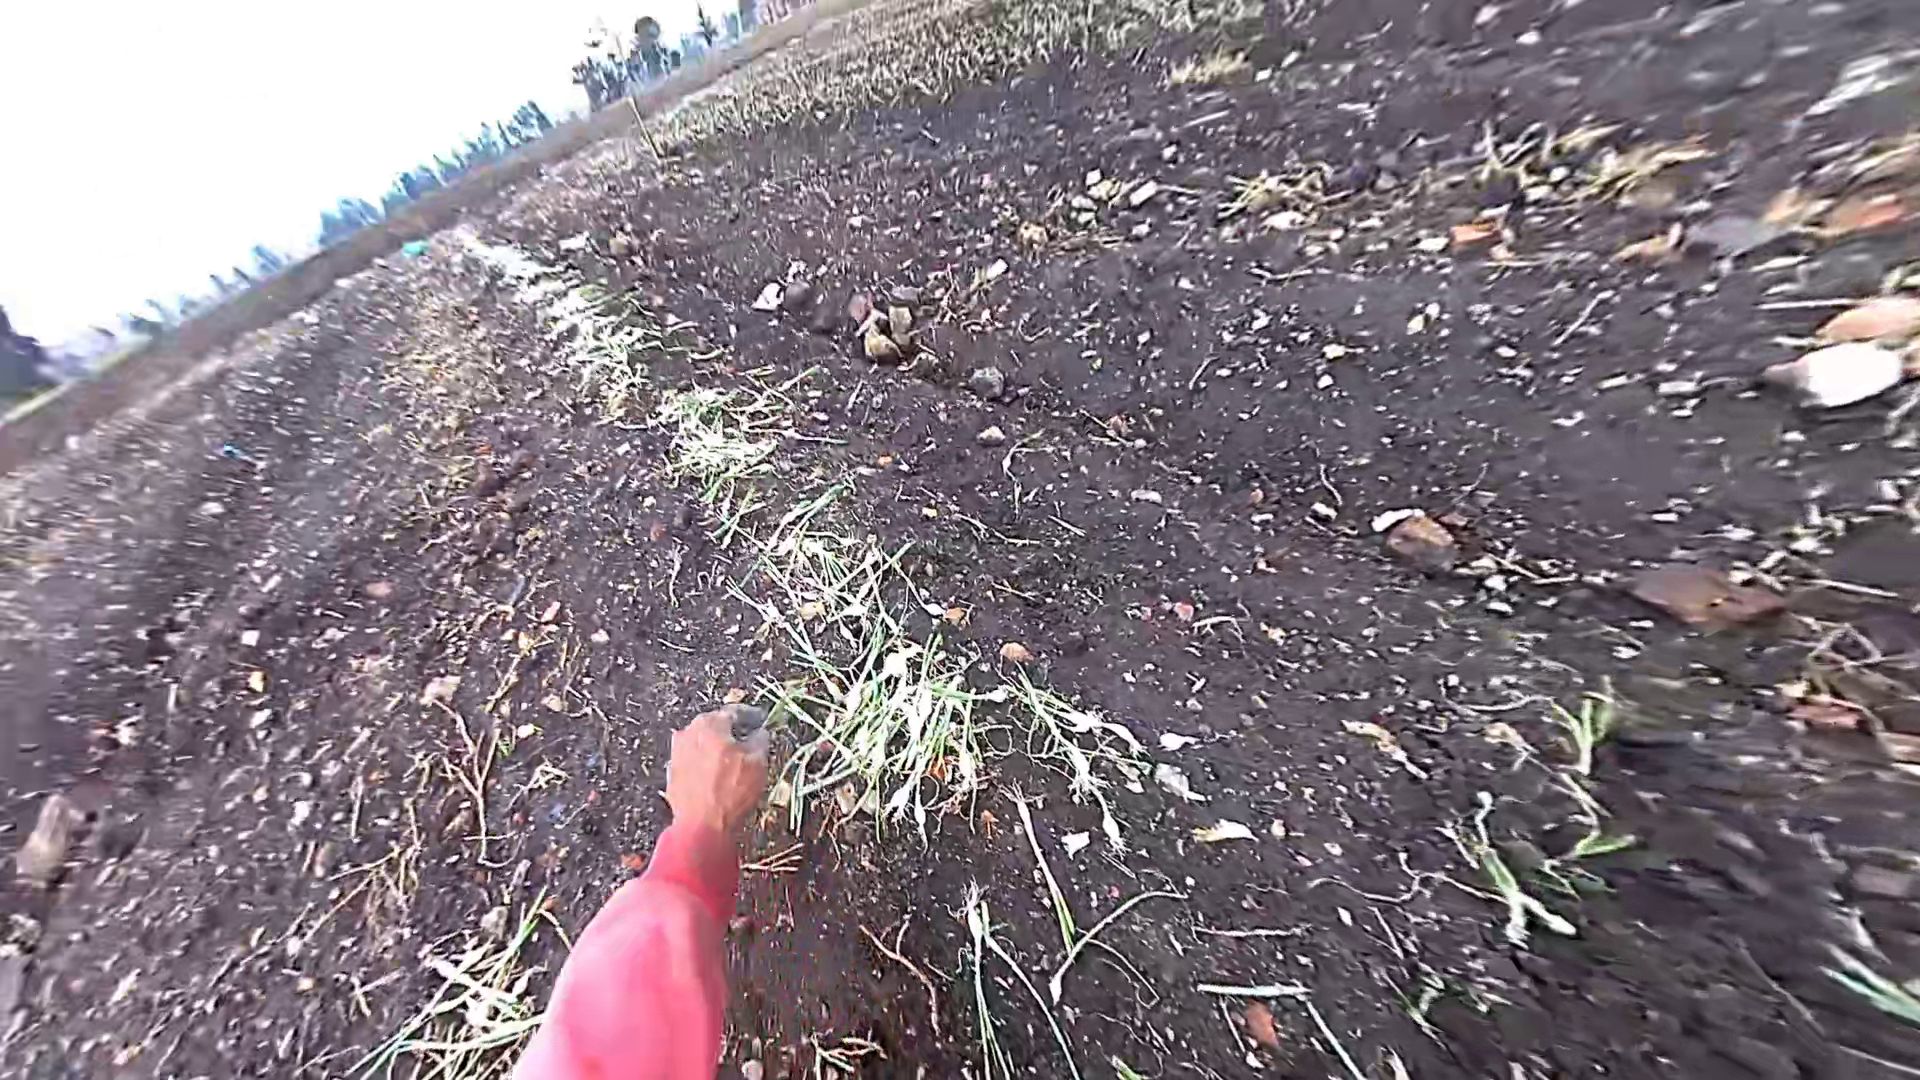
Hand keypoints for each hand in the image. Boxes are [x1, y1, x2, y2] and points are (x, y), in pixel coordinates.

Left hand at [665, 706, 769, 834]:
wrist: (700, 828)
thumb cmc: (731, 790)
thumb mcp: (758, 760)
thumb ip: (761, 738)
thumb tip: (760, 732)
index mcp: (709, 724)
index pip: (735, 711)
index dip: (752, 716)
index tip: (763, 721)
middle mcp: (688, 733)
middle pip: (716, 725)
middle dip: (733, 731)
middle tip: (750, 739)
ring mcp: (676, 754)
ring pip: (703, 743)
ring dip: (718, 747)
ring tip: (734, 760)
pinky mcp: (672, 775)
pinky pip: (694, 761)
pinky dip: (706, 763)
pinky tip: (718, 775)